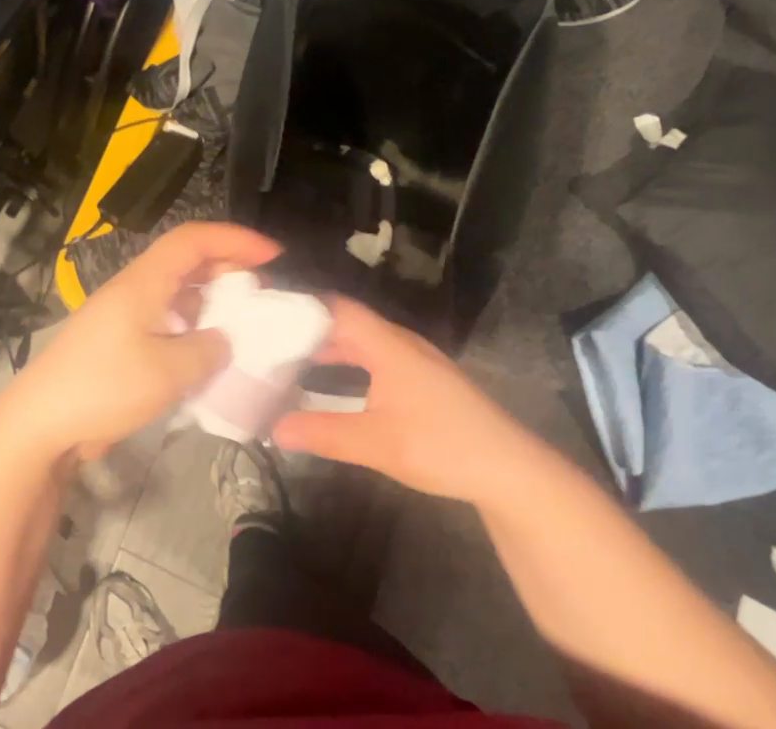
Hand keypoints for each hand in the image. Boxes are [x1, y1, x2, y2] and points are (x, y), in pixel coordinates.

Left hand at [0, 223, 280, 461]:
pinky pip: (164, 327)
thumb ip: (207, 350)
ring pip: (176, 297)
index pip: (192, 240)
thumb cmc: (104, 387)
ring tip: (242, 331)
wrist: (42, 422)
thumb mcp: (168, 370)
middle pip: (185, 264)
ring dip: (211, 307)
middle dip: (227, 273)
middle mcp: (132, 292)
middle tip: (261, 299)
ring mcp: (123, 320)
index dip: (234, 239)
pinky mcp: (118, 347)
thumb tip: (222, 340)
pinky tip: (208, 360)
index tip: (273, 256)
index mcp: (142, 283)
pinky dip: (191, 334)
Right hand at [272, 296, 558, 506]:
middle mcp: (401, 345)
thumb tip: (272, 427)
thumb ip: (321, 432)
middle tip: (265, 338)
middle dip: (307, 329)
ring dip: (328, 349)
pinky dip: (347, 365)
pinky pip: (375, 360)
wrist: (511, 471)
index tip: (264, 310)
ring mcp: (416, 363)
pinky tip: (330, 386)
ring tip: (288, 360)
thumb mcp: (373, 442)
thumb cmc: (440, 446)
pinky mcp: (425, 383)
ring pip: (362, 344)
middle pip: (347, 323)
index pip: (337, 308)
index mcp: (388, 345)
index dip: (301, 304)